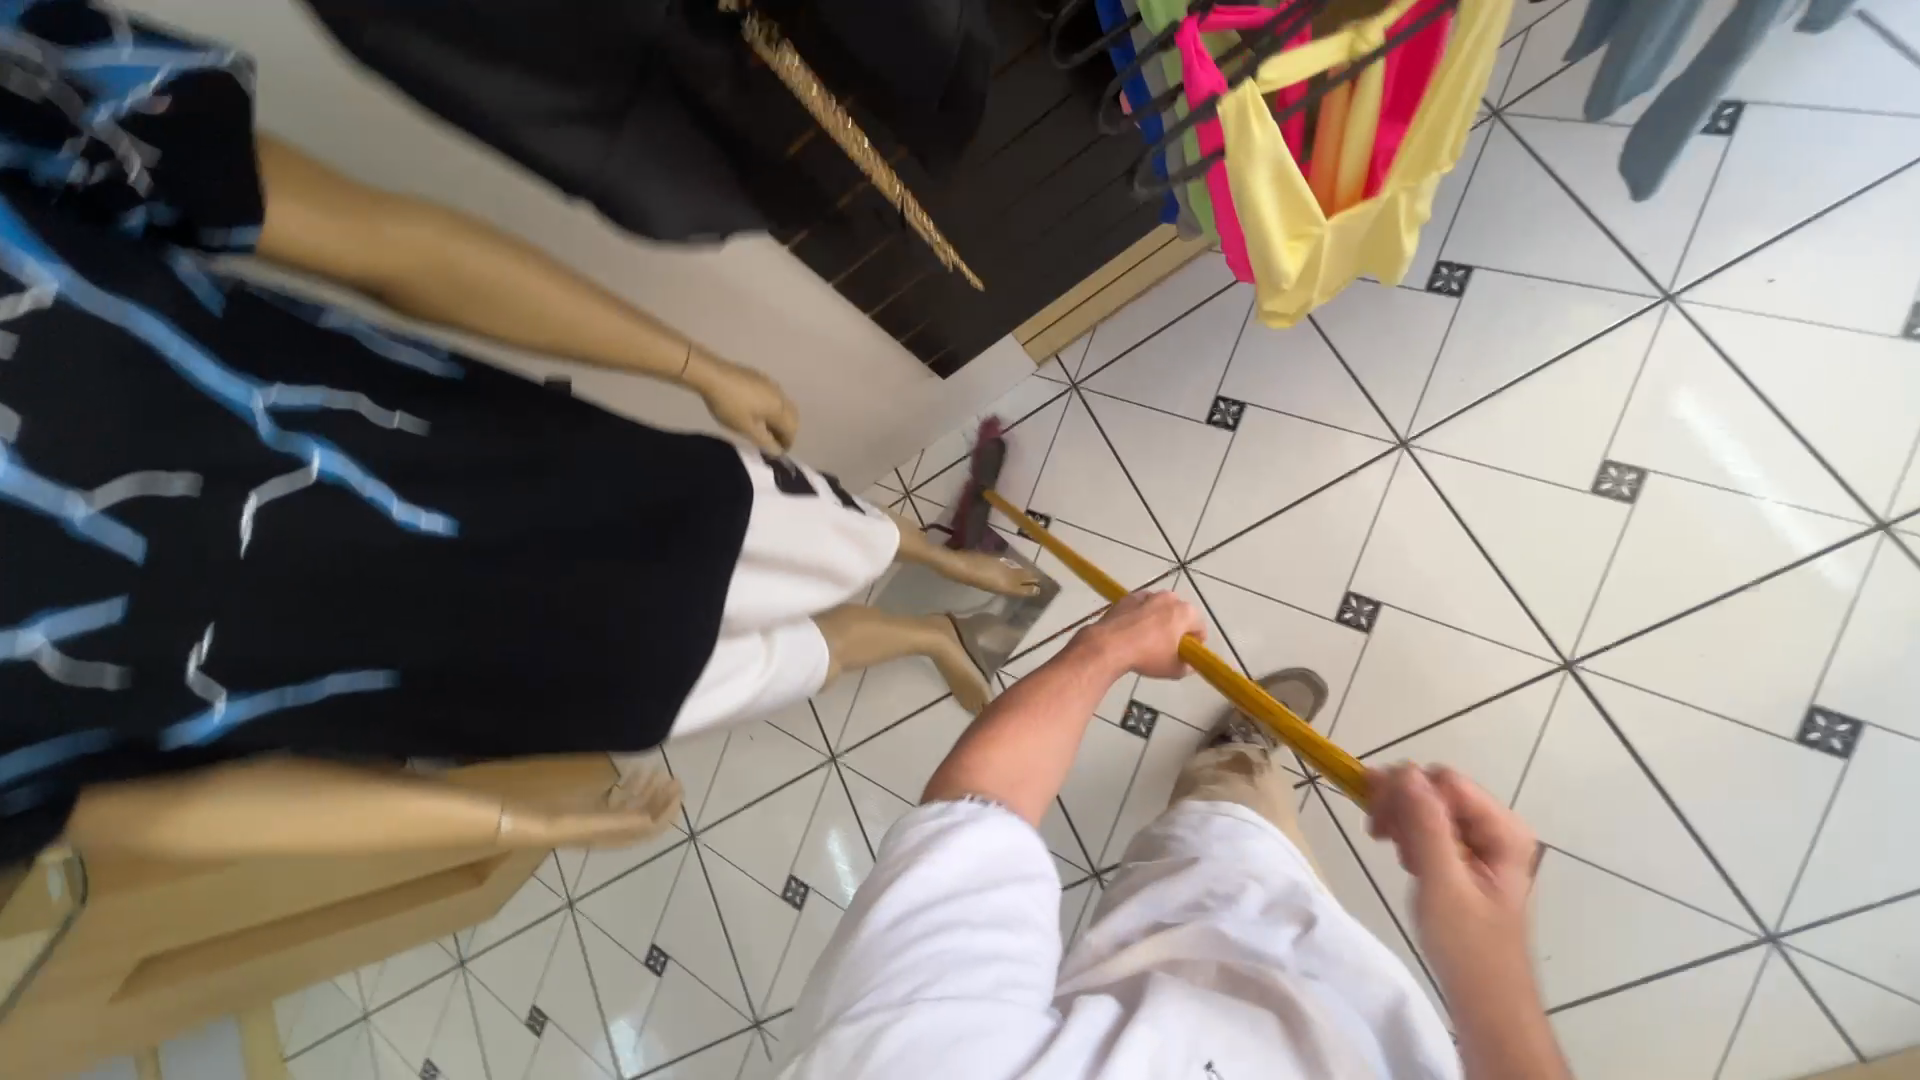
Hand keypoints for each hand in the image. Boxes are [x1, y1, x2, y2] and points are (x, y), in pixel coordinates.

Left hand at [685, 348, 798, 454]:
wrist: (712, 374)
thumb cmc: (730, 405)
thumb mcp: (746, 428)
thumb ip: (765, 441)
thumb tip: (778, 451)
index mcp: (779, 409)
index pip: (792, 429)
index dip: (787, 443)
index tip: (779, 452)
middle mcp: (780, 395)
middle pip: (792, 416)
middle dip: (787, 430)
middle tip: (775, 440)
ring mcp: (771, 384)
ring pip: (783, 404)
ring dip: (780, 418)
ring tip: (766, 426)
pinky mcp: (760, 377)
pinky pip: (774, 395)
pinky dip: (772, 407)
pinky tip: (758, 409)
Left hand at [1073, 591, 1204, 679]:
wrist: (1109, 645)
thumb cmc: (1147, 656)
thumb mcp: (1174, 670)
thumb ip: (1188, 666)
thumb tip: (1188, 664)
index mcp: (1185, 612)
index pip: (1199, 627)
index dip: (1195, 642)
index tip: (1187, 653)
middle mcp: (1168, 598)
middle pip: (1180, 613)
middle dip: (1177, 628)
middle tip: (1168, 647)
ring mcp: (1146, 595)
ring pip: (1159, 608)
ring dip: (1158, 619)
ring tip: (1148, 639)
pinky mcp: (1127, 597)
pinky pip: (1140, 607)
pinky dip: (1140, 615)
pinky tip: (1132, 631)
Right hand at [1367, 764, 1538, 993]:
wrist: (1485, 999)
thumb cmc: (1468, 947)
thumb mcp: (1443, 883)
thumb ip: (1426, 824)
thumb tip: (1405, 771)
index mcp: (1504, 830)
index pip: (1444, 780)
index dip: (1405, 791)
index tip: (1377, 820)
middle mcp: (1496, 827)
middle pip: (1434, 787)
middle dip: (1400, 804)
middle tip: (1377, 835)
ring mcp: (1482, 841)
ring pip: (1427, 802)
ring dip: (1401, 820)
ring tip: (1392, 851)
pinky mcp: (1467, 855)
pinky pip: (1430, 824)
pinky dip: (1408, 834)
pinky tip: (1405, 859)